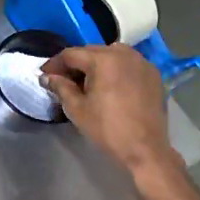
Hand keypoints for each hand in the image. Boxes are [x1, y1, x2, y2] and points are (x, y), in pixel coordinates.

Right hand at [42, 44, 174, 173]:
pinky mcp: (154, 74)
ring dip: (96, 63)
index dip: (54, 64)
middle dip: (76, 63)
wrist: (145, 149)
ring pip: (112, 54)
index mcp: (103, 60)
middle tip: (64, 79)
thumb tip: (47, 77)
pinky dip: (116, 69)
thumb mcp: (77, 109)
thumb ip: (61, 87)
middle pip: (92, 51)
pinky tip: (111, 85)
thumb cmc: (107, 128)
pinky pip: (129, 64)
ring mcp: (142, 63)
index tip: (45, 75)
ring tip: (88, 81)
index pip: (71, 54)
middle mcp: (124, 54)